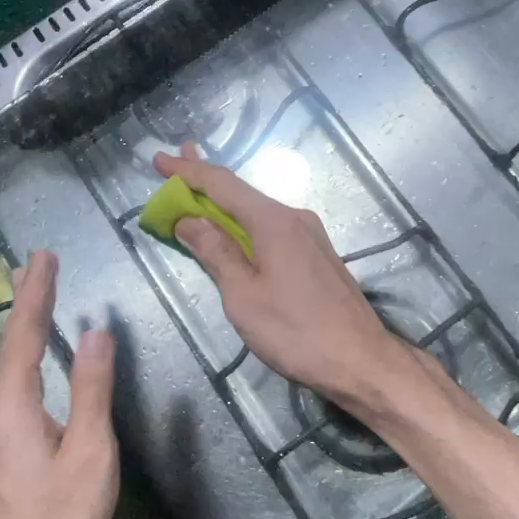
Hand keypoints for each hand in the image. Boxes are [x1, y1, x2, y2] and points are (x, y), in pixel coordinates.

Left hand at [0, 250, 117, 518]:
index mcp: (8, 408)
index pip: (24, 335)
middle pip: (8, 349)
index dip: (36, 293)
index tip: (41, 256)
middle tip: (38, 267)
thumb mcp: (90, 454)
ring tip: (36, 304)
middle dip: (25, 305)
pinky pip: (3, 394)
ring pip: (3, 373)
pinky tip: (29, 365)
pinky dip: (19, 364)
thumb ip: (92, 389)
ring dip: (22, 335)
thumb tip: (95, 331)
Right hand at [152, 144, 407, 406]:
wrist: (360, 359)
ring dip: (224, 201)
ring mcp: (310, 235)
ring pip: (258, 209)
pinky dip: (244, 221)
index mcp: (274, 221)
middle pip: (242, 191)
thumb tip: (189, 219)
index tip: (158, 159)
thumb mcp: (243, 296)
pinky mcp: (317, 254)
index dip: (187, 172)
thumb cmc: (296, 331)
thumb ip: (216, 253)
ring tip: (196, 189)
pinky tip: (233, 226)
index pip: (222, 185)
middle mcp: (295, 217)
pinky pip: (272, 227)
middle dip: (205, 178)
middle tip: (174, 159)